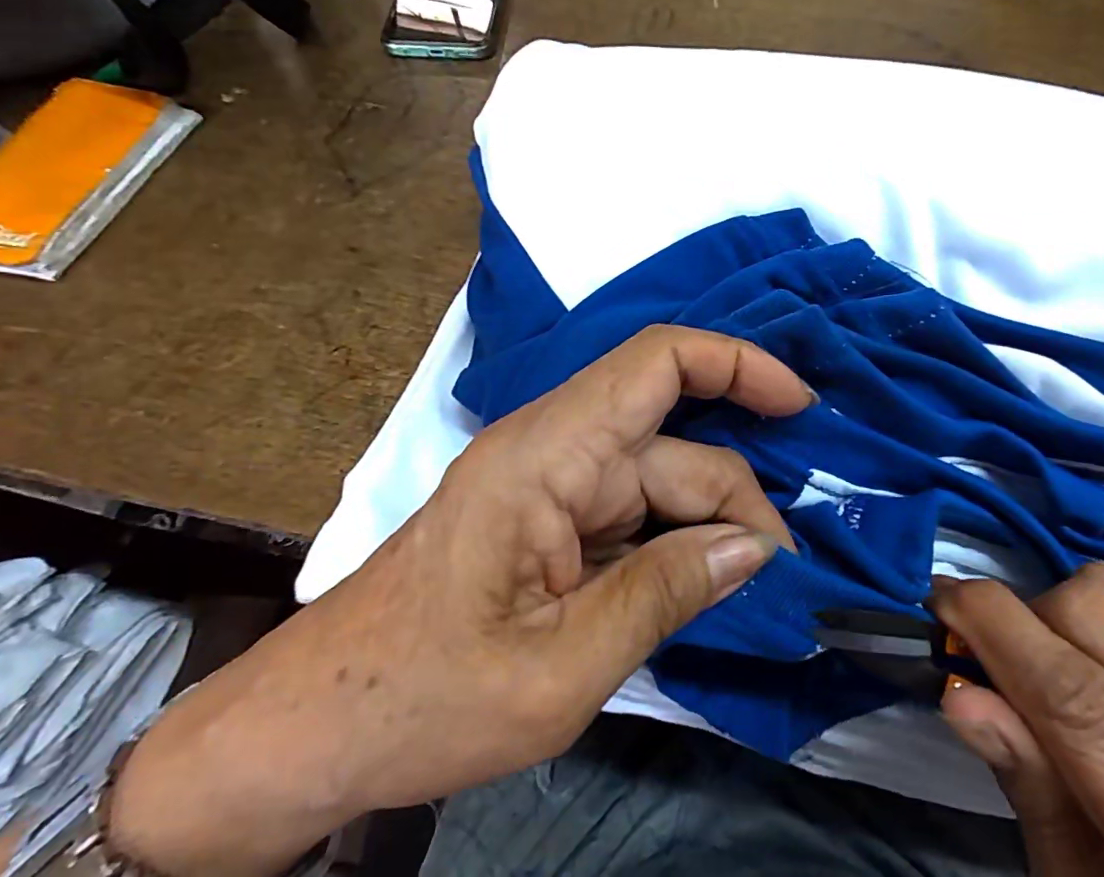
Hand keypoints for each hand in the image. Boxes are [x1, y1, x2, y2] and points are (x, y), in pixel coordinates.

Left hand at [109, 326, 811, 876]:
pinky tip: (703, 591)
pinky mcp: (553, 529)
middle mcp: (554, 456)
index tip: (799, 406)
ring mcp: (553, 493)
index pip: (655, 364)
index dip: (736, 364)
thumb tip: (756, 550)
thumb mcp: (558, 669)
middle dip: (736, 506)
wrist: (304, 738)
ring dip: (710, 534)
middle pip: (677, 448)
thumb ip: (665, 596)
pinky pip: (638, 521)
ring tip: (747, 595)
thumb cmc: (417, 703)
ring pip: (663, 489)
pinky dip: (679, 549)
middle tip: (779, 577)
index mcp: (545, 458)